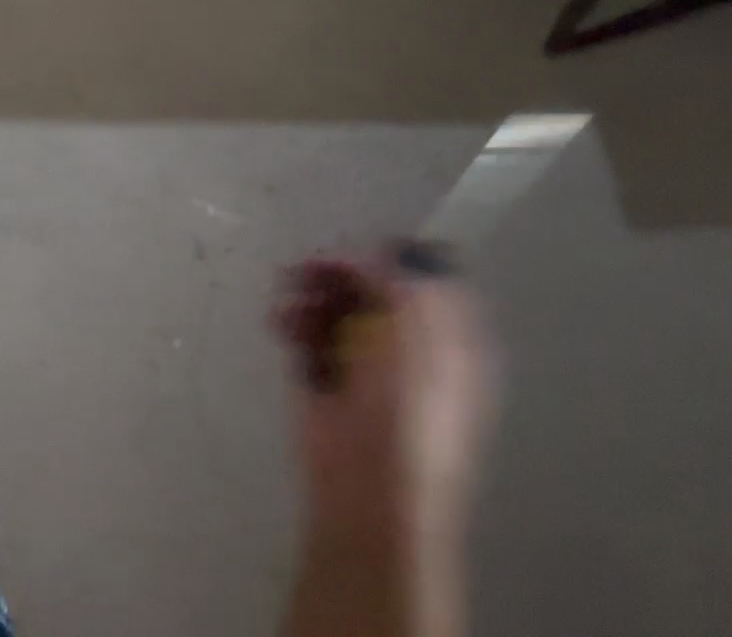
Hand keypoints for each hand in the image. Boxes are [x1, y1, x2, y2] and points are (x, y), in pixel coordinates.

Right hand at [276, 247, 498, 542]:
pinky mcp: (323, 375)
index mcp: (449, 338)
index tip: (351, 253)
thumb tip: (377, 252)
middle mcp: (409, 345)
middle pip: (371, 290)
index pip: (422, 279)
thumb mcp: (417, 339)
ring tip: (288, 306)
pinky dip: (293, 324)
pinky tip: (282, 327)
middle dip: (336, 275)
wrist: (367, 480)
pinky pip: (307, 335)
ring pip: (333, 308)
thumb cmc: (404, 411)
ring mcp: (365, 362)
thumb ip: (403, 286)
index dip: (387, 260)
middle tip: (304, 271)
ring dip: (307, 298)